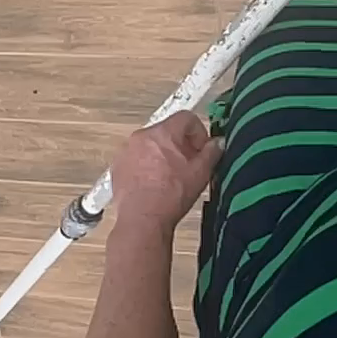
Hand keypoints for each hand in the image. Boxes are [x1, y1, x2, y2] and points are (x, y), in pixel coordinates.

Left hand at [110, 112, 220, 232]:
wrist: (143, 220)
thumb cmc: (169, 197)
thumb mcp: (201, 173)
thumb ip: (212, 152)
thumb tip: (218, 143)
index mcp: (163, 133)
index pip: (186, 118)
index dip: (199, 132)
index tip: (202, 148)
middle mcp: (142, 136)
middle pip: (167, 131)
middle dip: (181, 145)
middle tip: (189, 164)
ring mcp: (127, 151)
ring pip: (151, 145)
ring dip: (163, 155)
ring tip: (171, 177)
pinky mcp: (118, 166)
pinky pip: (136, 158)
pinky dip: (146, 166)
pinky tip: (155, 183)